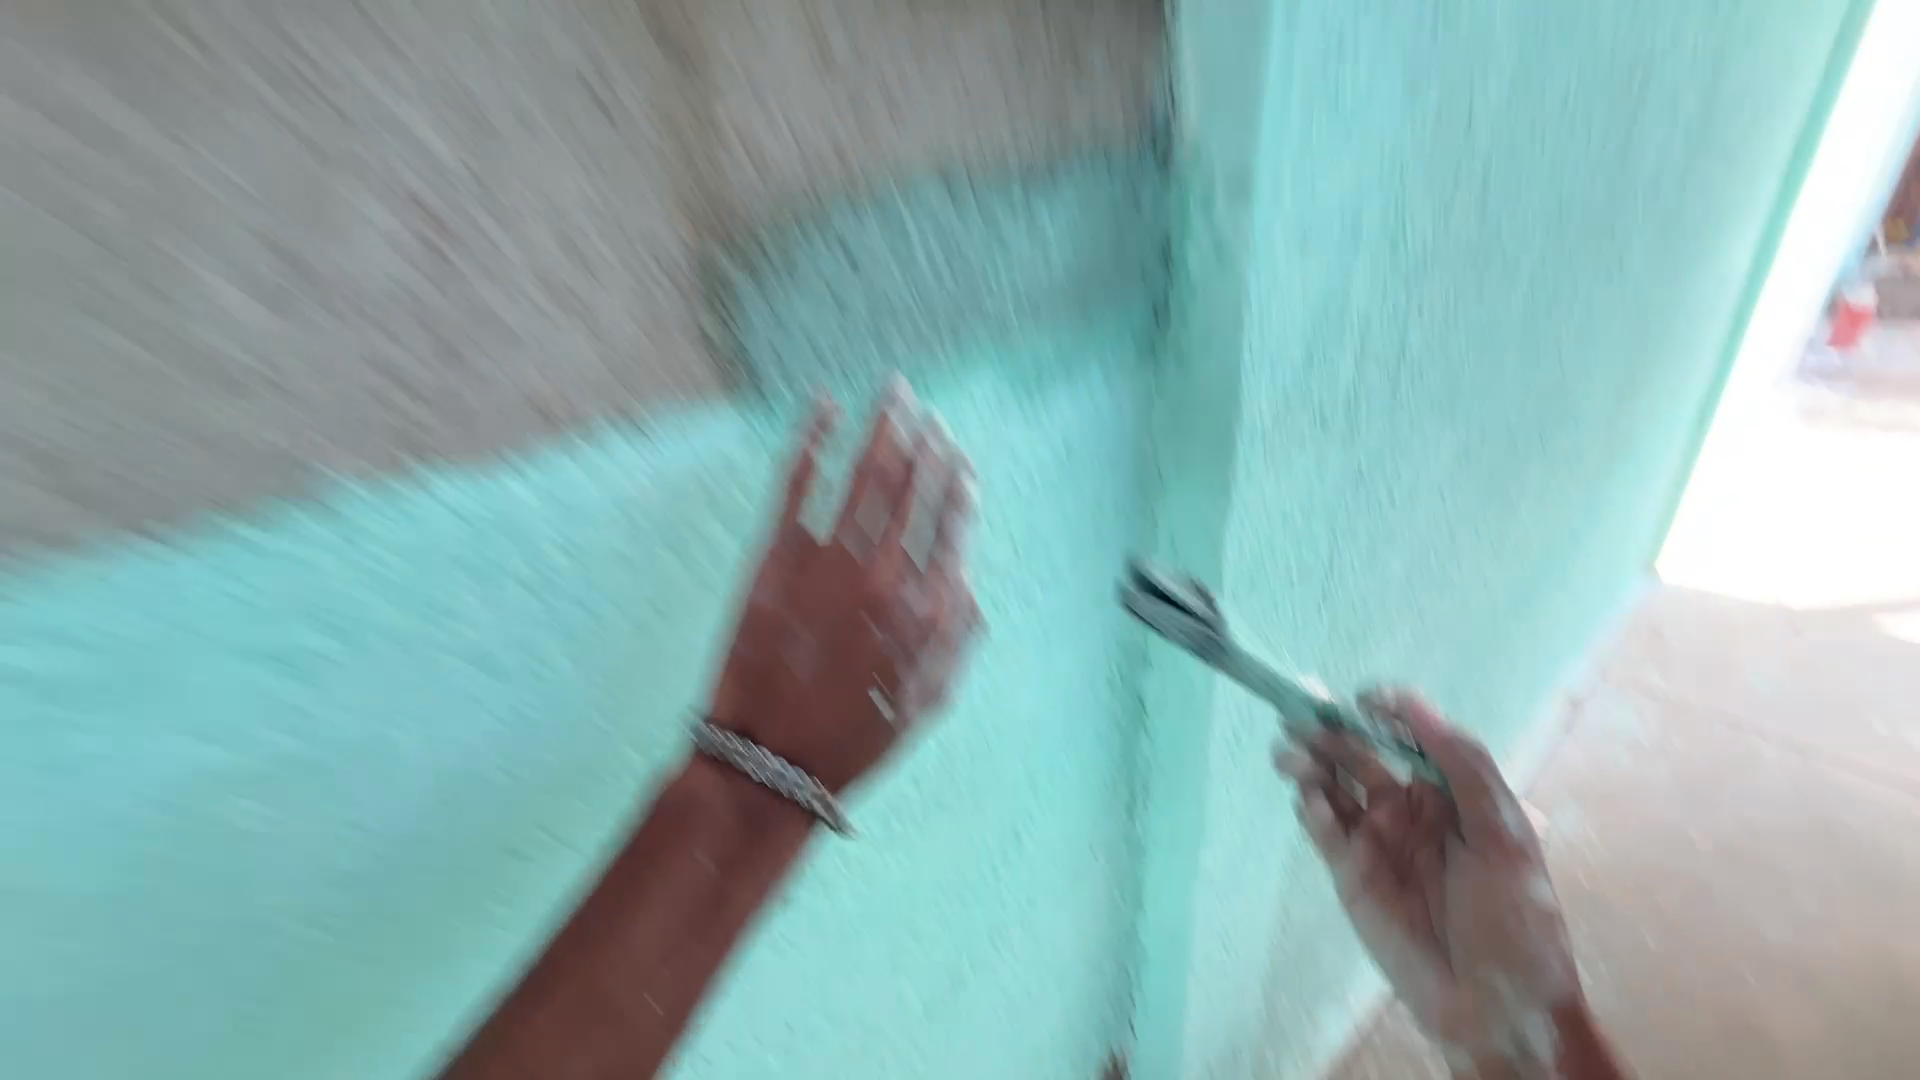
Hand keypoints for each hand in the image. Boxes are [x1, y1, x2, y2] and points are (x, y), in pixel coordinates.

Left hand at [708, 378, 980, 794]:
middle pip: (911, 487)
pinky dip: (812, 440)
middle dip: (924, 441)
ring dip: (881, 427)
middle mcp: (884, 571)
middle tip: (926, 410)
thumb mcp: (932, 700)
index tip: (959, 454)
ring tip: (892, 393)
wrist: (771, 761)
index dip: (958, 482)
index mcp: (926, 606)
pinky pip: (797, 484)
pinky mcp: (775, 557)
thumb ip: (961, 635)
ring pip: (864, 474)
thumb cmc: (857, 736)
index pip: (952, 523)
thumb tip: (969, 579)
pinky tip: (824, 407)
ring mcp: (828, 559)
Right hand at [1277, 689, 1580, 1072]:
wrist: (1496, 1005)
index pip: (1405, 736)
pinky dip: (1311, 808)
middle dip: (1328, 732)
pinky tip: (1313, 804)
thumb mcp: (1505, 834)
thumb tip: (1412, 702)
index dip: (1383, 712)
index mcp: (1446, 792)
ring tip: (1290, 756)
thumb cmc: (1514, 917)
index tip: (1361, 700)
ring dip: (1307, 762)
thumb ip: (1462, 764)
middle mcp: (1403, 805)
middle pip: (1355, 753)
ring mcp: (1371, 836)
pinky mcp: (1345, 868)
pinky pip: (1322, 827)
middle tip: (1298, 718)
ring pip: (1328, 783)